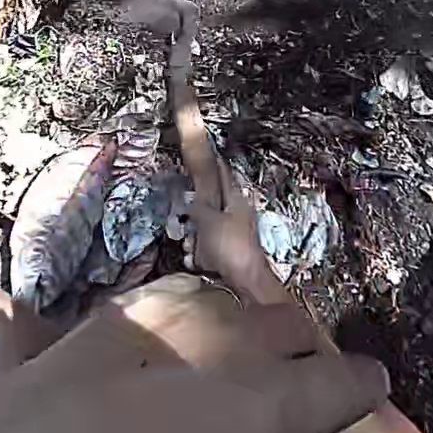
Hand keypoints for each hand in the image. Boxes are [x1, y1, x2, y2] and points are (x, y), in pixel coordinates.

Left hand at [0, 277, 387, 432]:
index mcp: (257, 414)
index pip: (336, 385)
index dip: (360, 384)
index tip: (374, 382)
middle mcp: (218, 349)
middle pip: (284, 328)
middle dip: (307, 347)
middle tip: (315, 370)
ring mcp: (162, 321)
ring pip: (232, 302)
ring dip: (252, 322)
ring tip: (259, 343)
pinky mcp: (112, 314)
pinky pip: (177, 295)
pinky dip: (199, 307)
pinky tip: (198, 319)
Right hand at [190, 161, 283, 299]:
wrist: (247, 280)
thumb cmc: (230, 246)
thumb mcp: (209, 222)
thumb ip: (198, 207)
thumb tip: (190, 199)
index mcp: (236, 199)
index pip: (223, 173)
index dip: (213, 163)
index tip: (203, 152)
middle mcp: (238, 210)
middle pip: (214, 199)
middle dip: (198, 205)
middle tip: (186, 207)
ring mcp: (235, 229)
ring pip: (210, 221)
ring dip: (198, 230)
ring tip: (191, 239)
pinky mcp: (231, 247)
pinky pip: (211, 240)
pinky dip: (202, 246)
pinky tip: (196, 256)